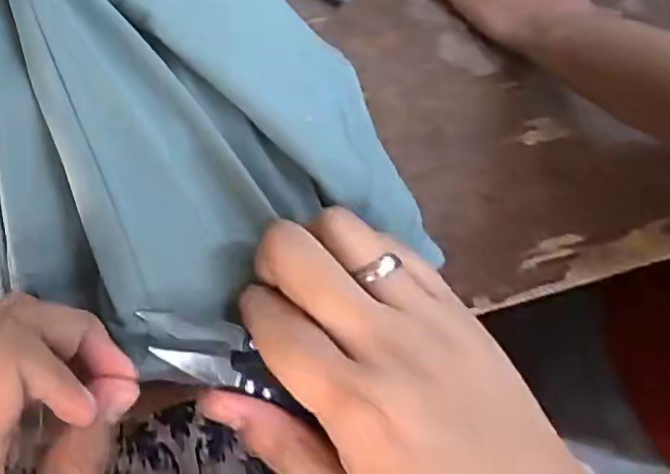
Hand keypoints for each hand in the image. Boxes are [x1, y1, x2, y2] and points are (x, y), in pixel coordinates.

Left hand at [0, 293, 139, 473]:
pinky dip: (38, 351)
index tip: (102, 406)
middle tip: (119, 377)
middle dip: (74, 334)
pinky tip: (63, 390)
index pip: (8, 347)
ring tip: (97, 378)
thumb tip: (120, 386)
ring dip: (59, 338)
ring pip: (3, 320)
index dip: (63, 366)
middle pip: (10, 319)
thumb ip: (80, 454)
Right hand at [198, 210, 579, 473]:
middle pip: (294, 250)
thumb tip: (211, 394)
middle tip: (281, 292)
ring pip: (340, 226)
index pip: (271, 318)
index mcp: (356, 405)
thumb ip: (280, 443)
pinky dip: (365, 249)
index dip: (250, 311)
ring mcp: (427, 316)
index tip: (257, 325)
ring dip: (317, 244)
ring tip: (322, 280)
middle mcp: (386, 345)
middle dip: (270, 261)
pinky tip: (366, 284)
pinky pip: (393, 242)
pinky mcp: (458, 303)